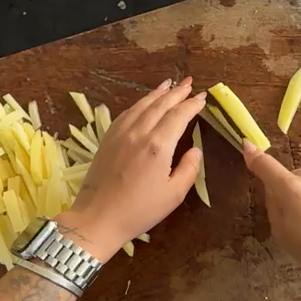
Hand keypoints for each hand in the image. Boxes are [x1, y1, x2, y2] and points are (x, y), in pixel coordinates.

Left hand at [58, 78, 206, 260]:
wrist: (98, 218)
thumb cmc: (140, 210)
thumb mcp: (174, 195)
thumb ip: (189, 169)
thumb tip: (195, 150)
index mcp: (159, 145)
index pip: (179, 116)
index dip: (192, 105)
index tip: (202, 97)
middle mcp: (140, 133)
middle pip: (161, 105)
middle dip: (177, 92)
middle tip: (189, 82)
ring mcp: (121, 133)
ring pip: (142, 105)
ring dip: (158, 93)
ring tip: (169, 84)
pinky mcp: (108, 139)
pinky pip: (127, 113)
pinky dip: (140, 103)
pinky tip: (145, 102)